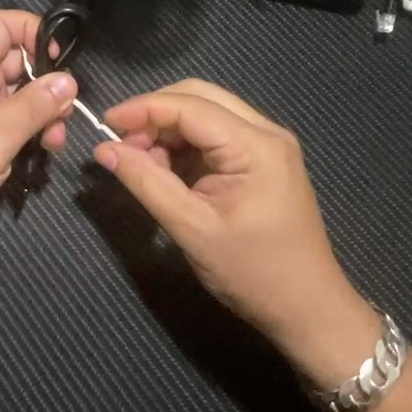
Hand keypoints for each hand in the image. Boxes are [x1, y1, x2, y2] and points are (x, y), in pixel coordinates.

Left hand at [0, 10, 77, 243]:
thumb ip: (32, 108)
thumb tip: (68, 80)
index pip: (1, 25)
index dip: (33, 31)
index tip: (59, 61)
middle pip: (17, 60)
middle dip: (46, 83)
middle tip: (66, 115)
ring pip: (19, 92)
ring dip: (43, 112)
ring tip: (55, 141)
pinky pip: (12, 118)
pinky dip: (30, 130)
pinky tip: (44, 151)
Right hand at [93, 80, 381, 386]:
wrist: (309, 313)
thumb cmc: (253, 273)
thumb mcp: (190, 228)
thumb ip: (145, 181)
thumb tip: (102, 148)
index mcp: (255, 145)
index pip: (188, 105)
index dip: (141, 108)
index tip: (103, 124)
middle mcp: (265, 132)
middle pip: (197, 97)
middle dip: (153, 114)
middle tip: (121, 143)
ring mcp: (266, 144)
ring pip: (203, 112)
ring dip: (167, 129)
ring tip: (140, 162)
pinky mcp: (260, 160)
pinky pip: (212, 134)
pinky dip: (183, 144)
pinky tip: (164, 170)